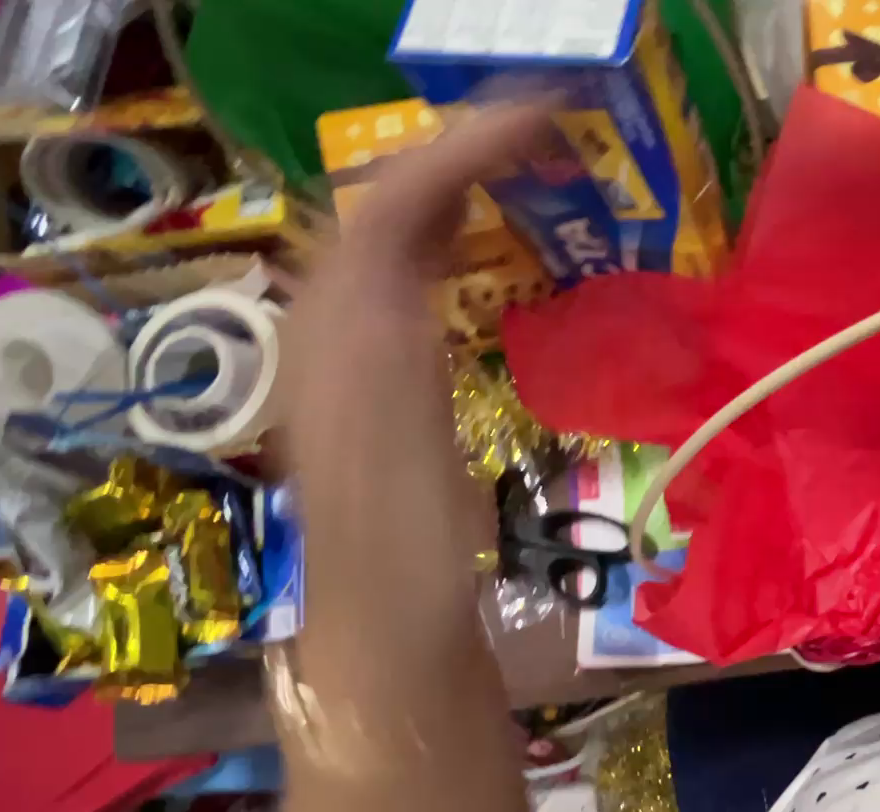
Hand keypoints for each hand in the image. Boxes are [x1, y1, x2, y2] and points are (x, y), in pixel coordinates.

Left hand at [284, 106, 553, 659]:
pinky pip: (410, 287)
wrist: (387, 622)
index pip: (392, 203)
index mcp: (347, 334)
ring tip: (522, 180)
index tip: (543, 122)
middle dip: (462, 160)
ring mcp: (356, 354)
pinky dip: (451, 252)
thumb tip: (415, 239)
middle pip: (389, 208)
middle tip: (543, 141)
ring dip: (457, 199)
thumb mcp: (409, 446)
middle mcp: (337, 325)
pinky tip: (484, 259)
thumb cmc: (407, 553)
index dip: (463, 151)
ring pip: (398, 243)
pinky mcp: (382, 384)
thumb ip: (397, 335)